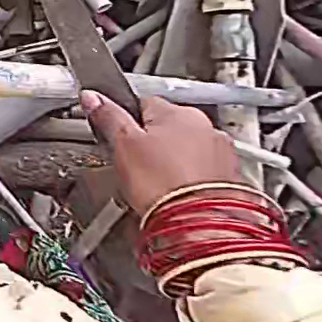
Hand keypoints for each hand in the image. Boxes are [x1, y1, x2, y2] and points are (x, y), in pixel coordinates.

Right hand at [81, 91, 246, 214]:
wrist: (203, 224)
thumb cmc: (164, 183)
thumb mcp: (122, 143)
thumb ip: (108, 116)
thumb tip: (92, 97)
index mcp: (179, 113)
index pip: (140, 103)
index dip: (121, 119)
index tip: (113, 135)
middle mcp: (207, 128)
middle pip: (162, 126)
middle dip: (146, 140)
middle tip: (128, 159)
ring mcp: (221, 153)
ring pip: (180, 148)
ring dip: (165, 159)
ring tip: (148, 179)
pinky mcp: (229, 178)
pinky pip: (195, 169)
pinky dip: (182, 177)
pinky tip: (168, 189)